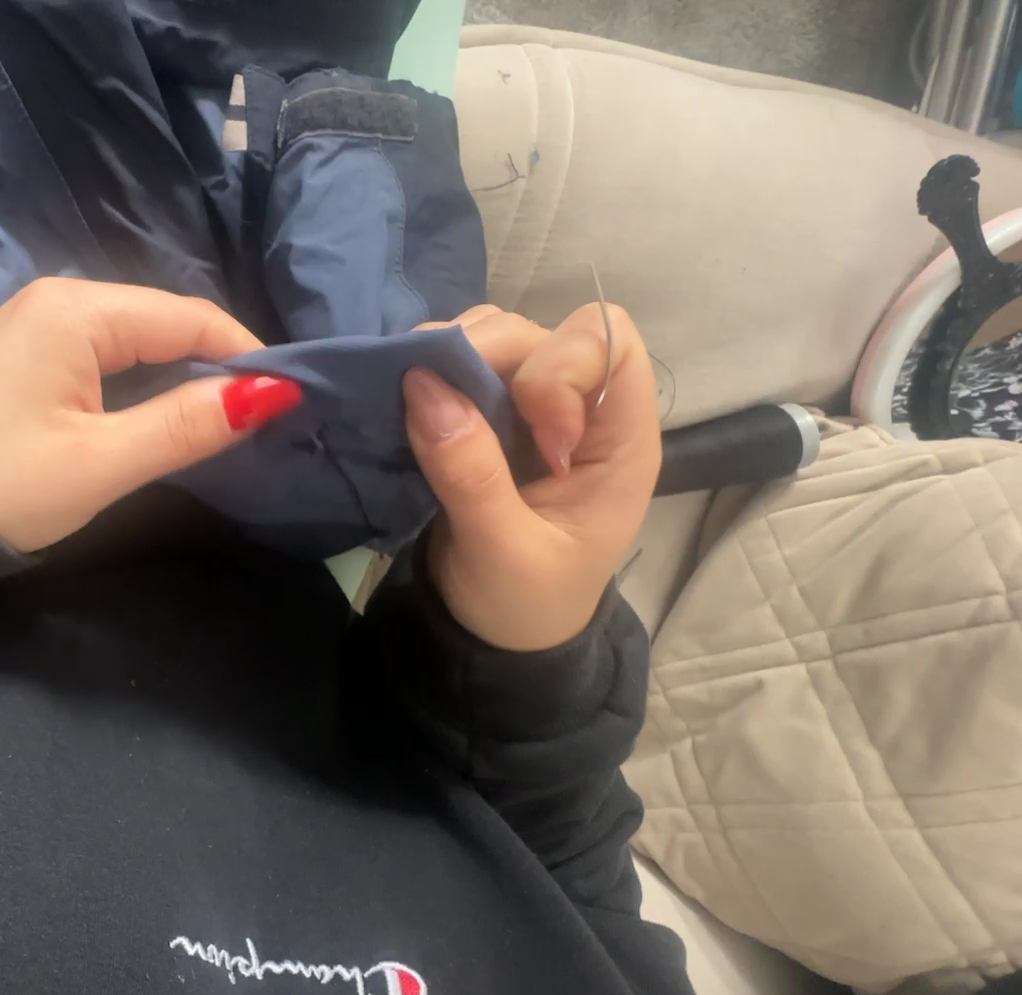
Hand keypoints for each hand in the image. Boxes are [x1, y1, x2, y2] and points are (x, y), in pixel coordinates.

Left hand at [0, 278, 302, 551]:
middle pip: (162, 321)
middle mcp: (57, 302)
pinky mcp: (28, 357)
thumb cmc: (2, 488)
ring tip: (222, 417)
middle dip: (214, 363)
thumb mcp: (101, 462)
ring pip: (135, 339)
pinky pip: (105, 356)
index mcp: (74, 312)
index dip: (243, 352)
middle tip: (258, 415)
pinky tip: (162, 411)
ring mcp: (38, 326)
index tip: (287, 397)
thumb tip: (271, 393)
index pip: (186, 316)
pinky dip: (142, 381)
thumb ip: (185, 424)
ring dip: (180, 373)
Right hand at [403, 304, 659, 650]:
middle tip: (429, 398)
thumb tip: (423, 385)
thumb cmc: (520, 602)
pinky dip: (428, 373)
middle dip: (484, 353)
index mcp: (615, 444)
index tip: (521, 428)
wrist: (492, 634)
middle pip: (542, 333)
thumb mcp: (501, 549)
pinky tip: (406, 401)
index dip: (556, 369)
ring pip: (497, 339)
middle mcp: (577, 412)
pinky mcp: (482, 420)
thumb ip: (470, 473)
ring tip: (412, 397)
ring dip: (451, 356)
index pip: (607, 346)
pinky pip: (460, 368)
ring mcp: (526, 413)